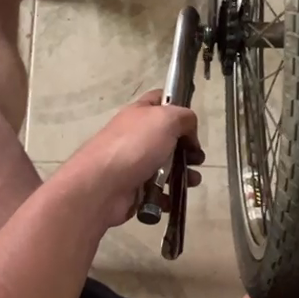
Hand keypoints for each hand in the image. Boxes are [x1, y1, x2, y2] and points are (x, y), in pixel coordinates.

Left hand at [58, 90, 202, 227]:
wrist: (102, 186)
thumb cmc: (135, 146)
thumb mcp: (166, 119)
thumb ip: (185, 118)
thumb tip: (189, 133)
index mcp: (140, 113)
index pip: (161, 100)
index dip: (178, 106)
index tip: (192, 123)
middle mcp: (136, 136)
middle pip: (168, 137)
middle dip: (187, 148)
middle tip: (197, 158)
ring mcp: (133, 163)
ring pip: (165, 166)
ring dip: (183, 174)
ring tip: (193, 181)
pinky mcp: (133, 189)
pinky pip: (157, 191)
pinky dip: (167, 196)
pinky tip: (173, 197)